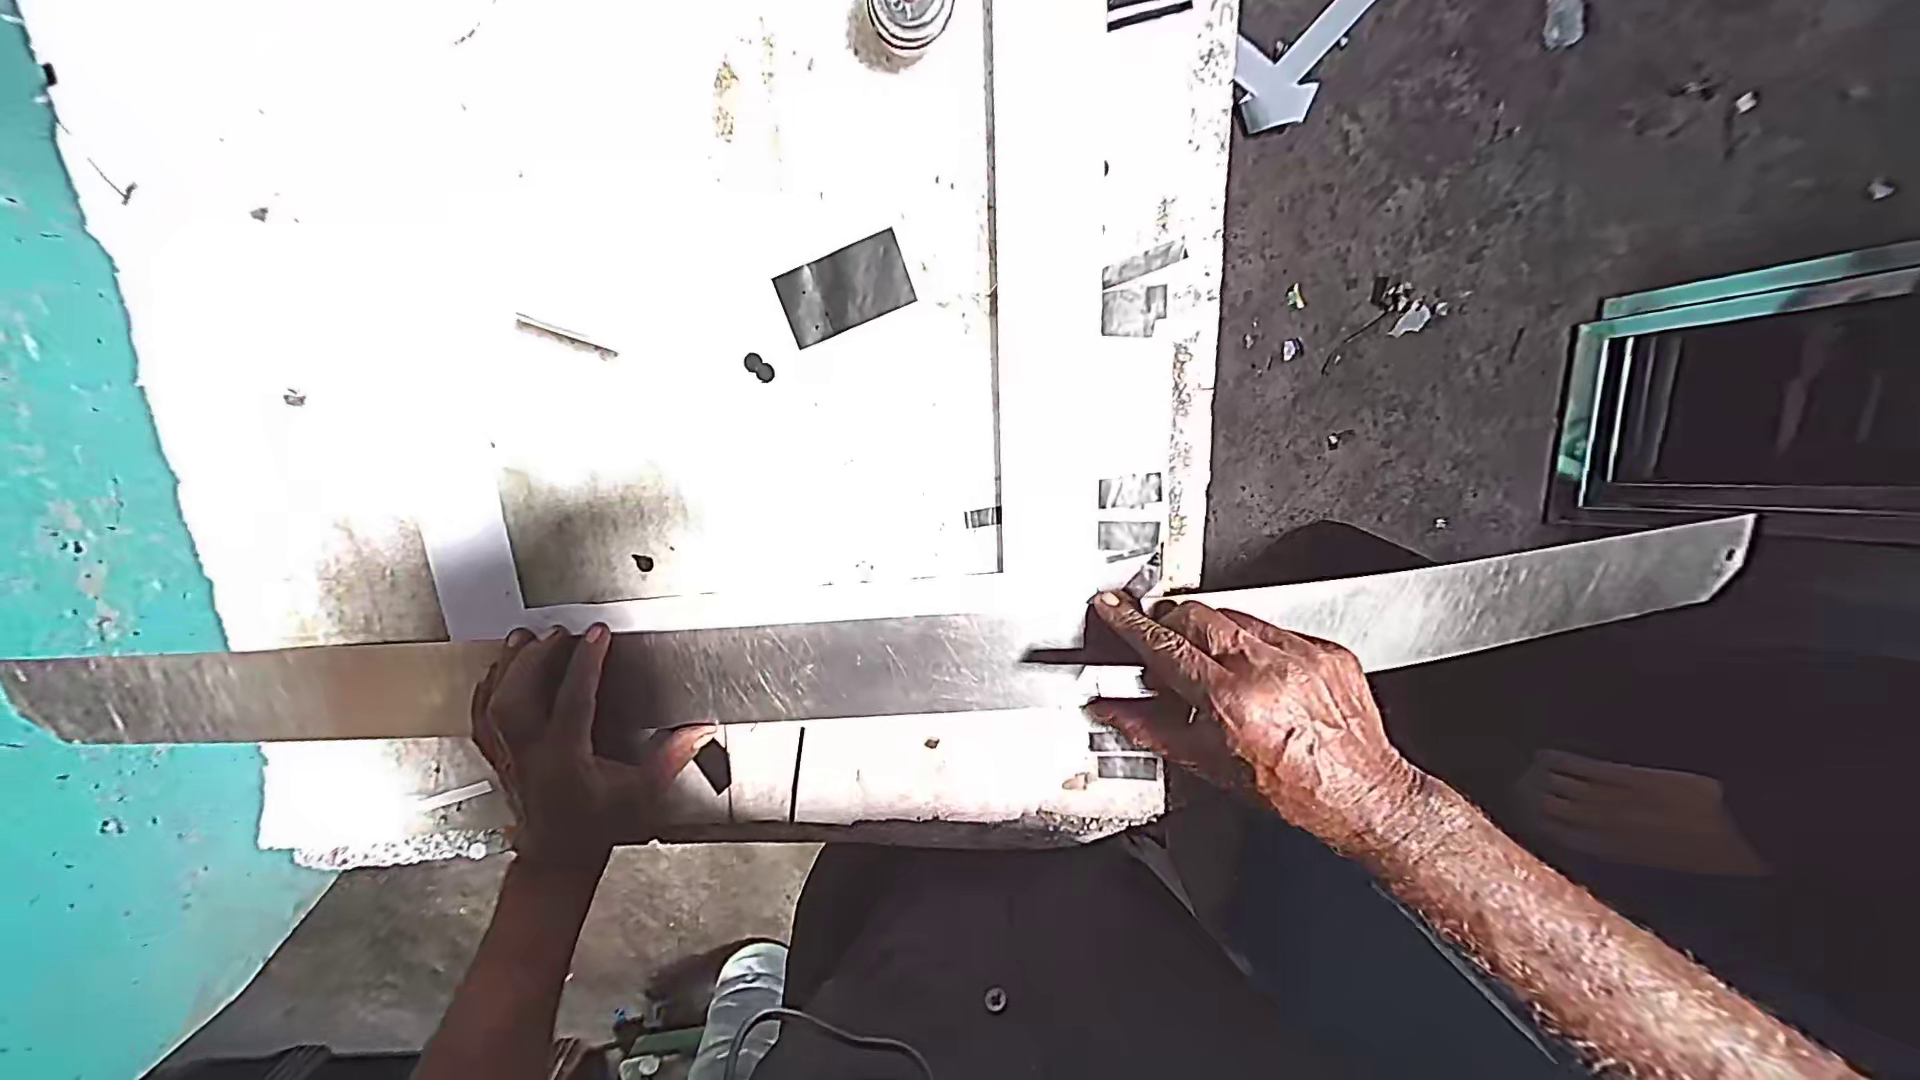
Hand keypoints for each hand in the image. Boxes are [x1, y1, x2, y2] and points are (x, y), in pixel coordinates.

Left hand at [471, 625, 713, 870]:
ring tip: (525, 638)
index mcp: (567, 760)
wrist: (560, 856)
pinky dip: (485, 690)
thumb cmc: (599, 826)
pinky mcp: (501, 759)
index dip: (586, 664)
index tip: (597, 636)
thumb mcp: (644, 792)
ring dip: (509, 667)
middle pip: (518, 697)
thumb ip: (672, 757)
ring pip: (494, 705)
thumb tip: (699, 730)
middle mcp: (531, 756)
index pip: (573, 700)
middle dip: (538, 658)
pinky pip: (481, 720)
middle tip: (560, 633)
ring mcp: (511, 757)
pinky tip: (495, 671)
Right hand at [1085, 593, 1419, 850]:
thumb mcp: (1206, 763)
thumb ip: (1148, 727)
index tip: (1113, 607)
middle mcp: (1267, 670)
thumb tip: (1110, 708)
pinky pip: (1272, 627)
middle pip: (1195, 615)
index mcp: (1232, 701)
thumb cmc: (1290, 789)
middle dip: (1169, 623)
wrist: (1363, 795)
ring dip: (1210, 633)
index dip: (1130, 623)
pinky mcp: (1325, 649)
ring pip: (1232, 615)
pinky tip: (1257, 672)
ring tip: (1214, 667)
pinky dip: (1253, 643)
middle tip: (1164, 645)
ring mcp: (1300, 655)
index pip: (1165, 646)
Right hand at [1515, 749, 1771, 876]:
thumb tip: (1587, 835)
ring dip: (1536, 773)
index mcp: (1615, 850)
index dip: (1531, 819)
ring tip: (1532, 769)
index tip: (1523, 809)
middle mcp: (1605, 824)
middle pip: (1544, 804)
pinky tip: (1548, 756)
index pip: (1552, 831)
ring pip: (1552, 782)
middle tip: (1521, 785)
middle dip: (1526, 793)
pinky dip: (1554, 758)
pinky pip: (1574, 765)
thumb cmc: (1717, 852)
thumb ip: (1621, 846)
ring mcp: (1613, 798)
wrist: (1753, 829)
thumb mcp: (1666, 861)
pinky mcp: (1625, 776)